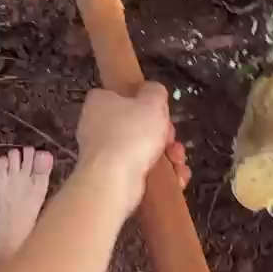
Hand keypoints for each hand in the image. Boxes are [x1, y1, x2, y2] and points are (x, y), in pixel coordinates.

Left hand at [74, 82, 173, 214]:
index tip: (158, 110)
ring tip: (176, 159)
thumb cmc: (131, 134)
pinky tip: (176, 176)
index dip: (142, 102)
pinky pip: (140, 171)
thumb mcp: (151, 102)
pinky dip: (159, 174)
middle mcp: (96, 127)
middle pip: (135, 125)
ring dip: (165, 154)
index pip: (119, 95)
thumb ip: (154, 91)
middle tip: (170, 137)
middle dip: (161, 132)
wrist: (113, 180)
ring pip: (141, 150)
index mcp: (98, 103)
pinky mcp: (112, 177)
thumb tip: (152, 90)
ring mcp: (103, 155)